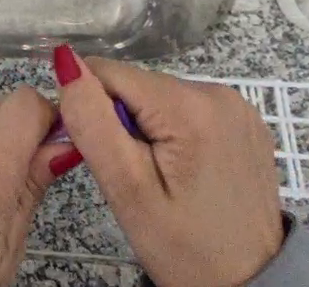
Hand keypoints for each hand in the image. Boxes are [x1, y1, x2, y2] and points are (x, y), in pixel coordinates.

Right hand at [54, 46, 283, 286]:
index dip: (93, 111)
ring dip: (144, 127)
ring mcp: (236, 106)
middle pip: (131, 84)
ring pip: (152, 94)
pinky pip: (180, 107)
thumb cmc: (186, 248)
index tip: (111, 157)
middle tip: (136, 175)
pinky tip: (185, 170)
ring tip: (161, 176)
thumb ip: (91, 120)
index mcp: (188, 106)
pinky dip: (171, 132)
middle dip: (121, 121)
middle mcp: (217, 92)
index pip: (105, 73)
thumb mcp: (126, 190)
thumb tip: (65, 60)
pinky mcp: (243, 120)